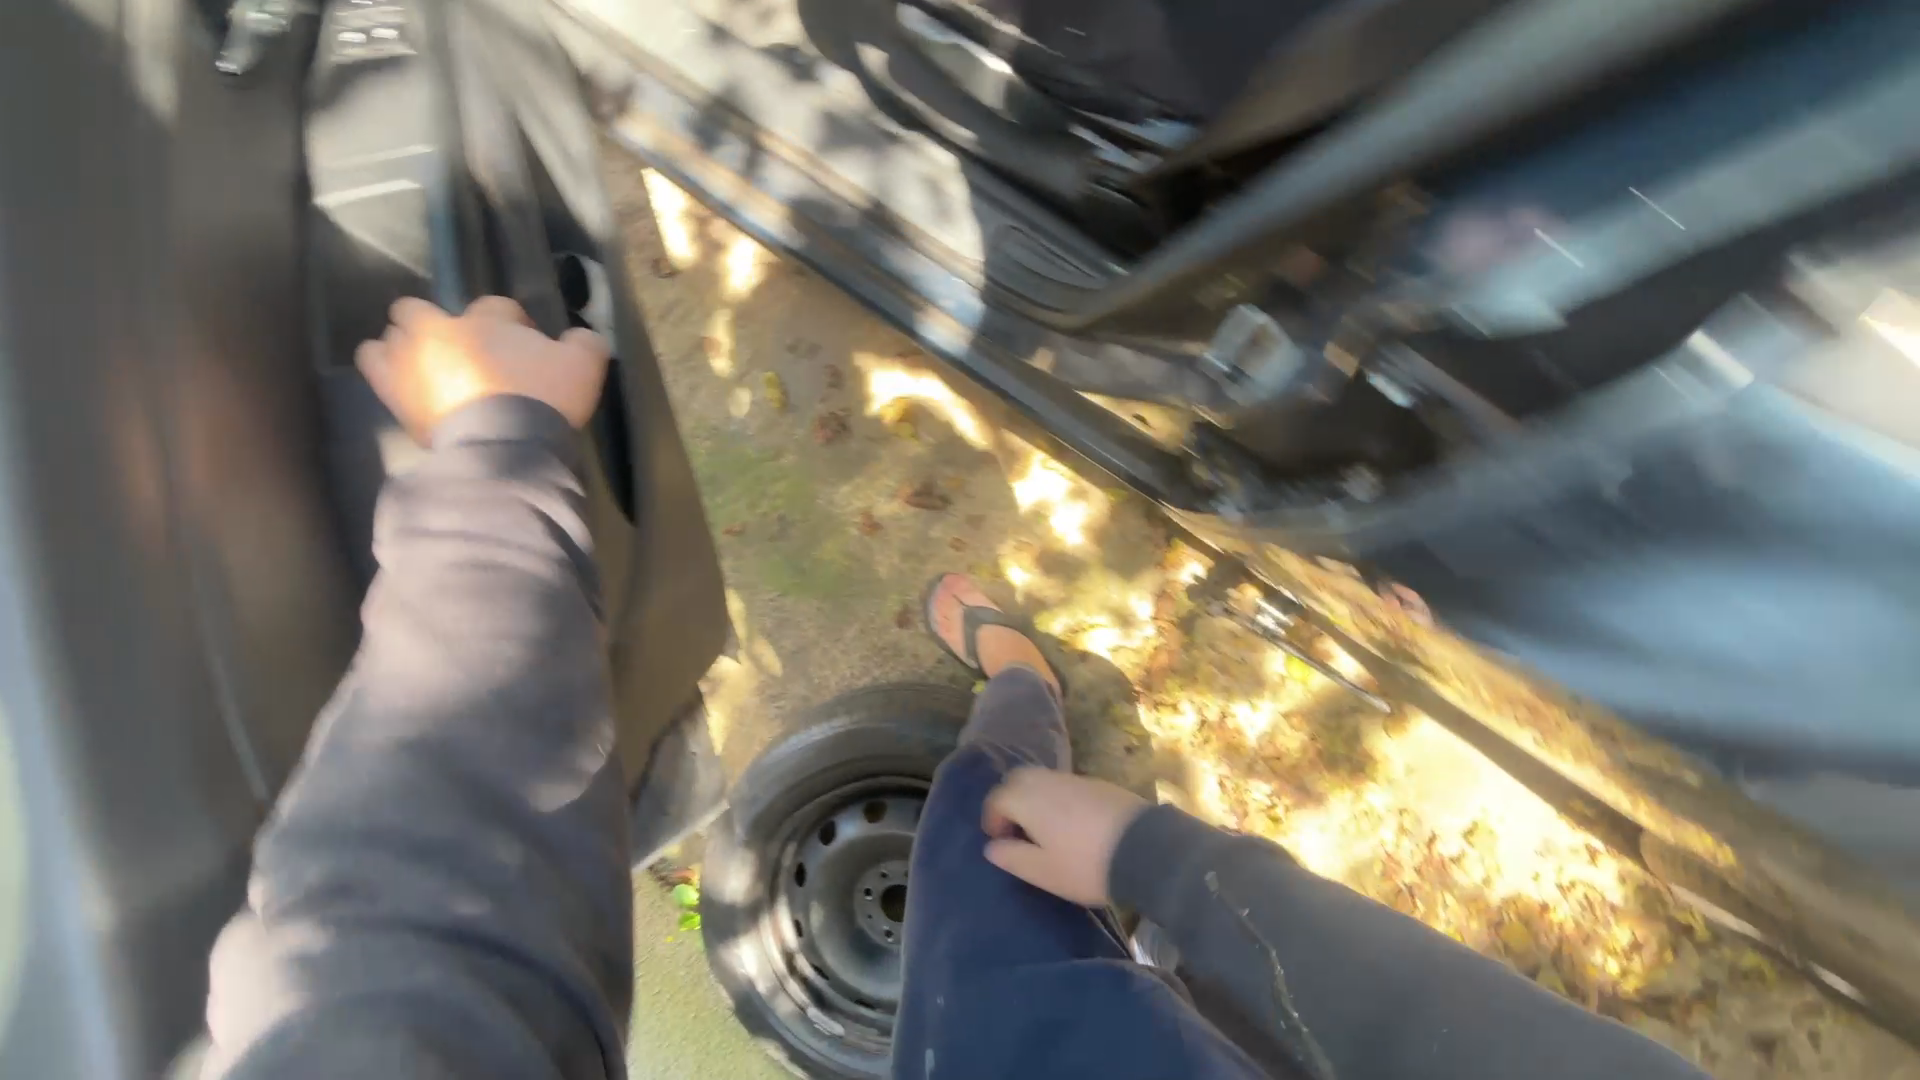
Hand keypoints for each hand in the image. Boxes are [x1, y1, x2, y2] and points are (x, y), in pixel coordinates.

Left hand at [355, 295, 610, 443]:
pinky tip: (403, 379)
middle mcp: (439, 330)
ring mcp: (410, 359)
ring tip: (430, 367)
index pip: (497, 306)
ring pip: (391, 335)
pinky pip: (372, 365)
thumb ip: (585, 343)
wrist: (506, 445)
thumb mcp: (585, 367)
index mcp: (485, 319)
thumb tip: (581, 336)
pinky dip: (385, 368)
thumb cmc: (544, 399)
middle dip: (438, 323)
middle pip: (422, 310)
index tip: (527, 344)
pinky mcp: (392, 391)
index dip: (513, 323)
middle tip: (466, 352)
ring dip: (408, 345)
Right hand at [982, 767, 1150, 906]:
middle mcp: (1048, 781)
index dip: (991, 818)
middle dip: (1011, 800)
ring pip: (1043, 779)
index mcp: (1028, 799)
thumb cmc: (1086, 864)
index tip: (1000, 841)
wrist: (1145, 849)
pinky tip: (1072, 824)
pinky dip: (1058, 799)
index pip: (997, 797)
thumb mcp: (1043, 872)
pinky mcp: (1099, 784)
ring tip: (1044, 829)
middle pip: (1018, 779)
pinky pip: (1066, 785)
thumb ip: (1013, 857)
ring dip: (1035, 798)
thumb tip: (992, 847)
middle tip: (1018, 830)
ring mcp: (1076, 779)